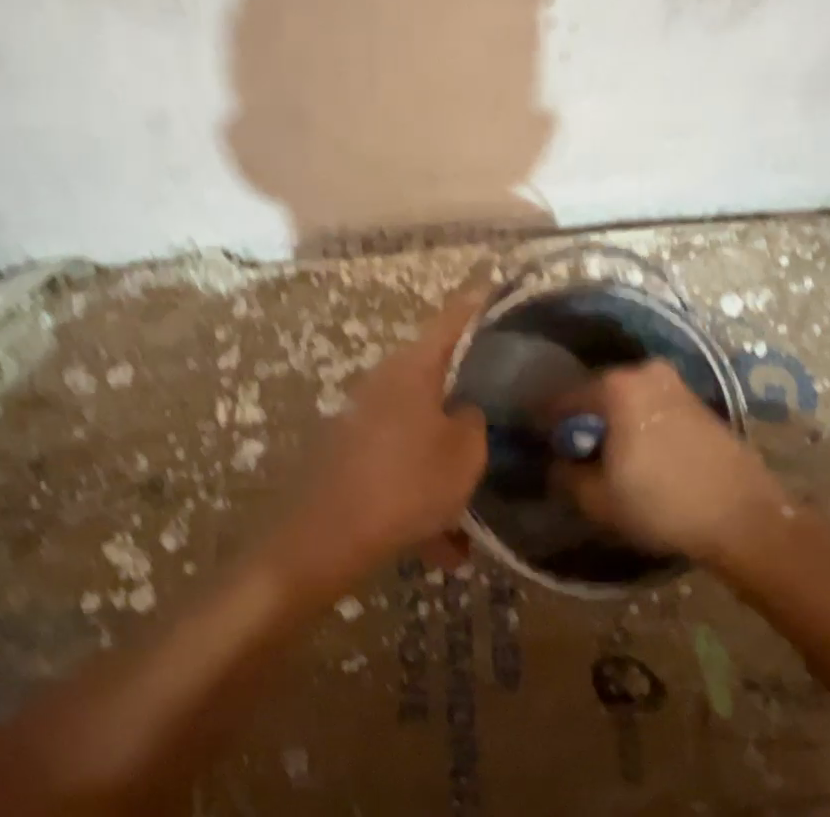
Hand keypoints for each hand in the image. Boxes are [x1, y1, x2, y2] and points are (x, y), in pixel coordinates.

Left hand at [288, 289, 488, 574]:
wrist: (326, 539)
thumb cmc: (407, 484)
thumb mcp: (464, 453)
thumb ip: (474, 421)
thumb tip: (465, 410)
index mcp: (412, 368)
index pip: (452, 318)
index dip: (478, 301)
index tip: (498, 284)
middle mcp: (383, 383)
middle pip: (435, 374)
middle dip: (468, 393)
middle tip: (503, 402)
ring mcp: (362, 418)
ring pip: (420, 429)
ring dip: (447, 462)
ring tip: (472, 509)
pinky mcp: (350, 455)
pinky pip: (400, 465)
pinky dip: (423, 495)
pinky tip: (444, 545)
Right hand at [555, 360, 786, 563]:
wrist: (743, 517)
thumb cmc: (661, 504)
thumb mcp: (598, 500)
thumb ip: (567, 475)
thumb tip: (558, 463)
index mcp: (616, 387)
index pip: (563, 400)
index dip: (546, 424)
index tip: (537, 443)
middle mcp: (646, 373)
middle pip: (598, 394)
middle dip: (584, 419)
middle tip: (572, 451)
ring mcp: (678, 386)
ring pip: (629, 401)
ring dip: (615, 422)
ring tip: (607, 457)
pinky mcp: (700, 405)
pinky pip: (654, 409)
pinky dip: (641, 425)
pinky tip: (640, 456)